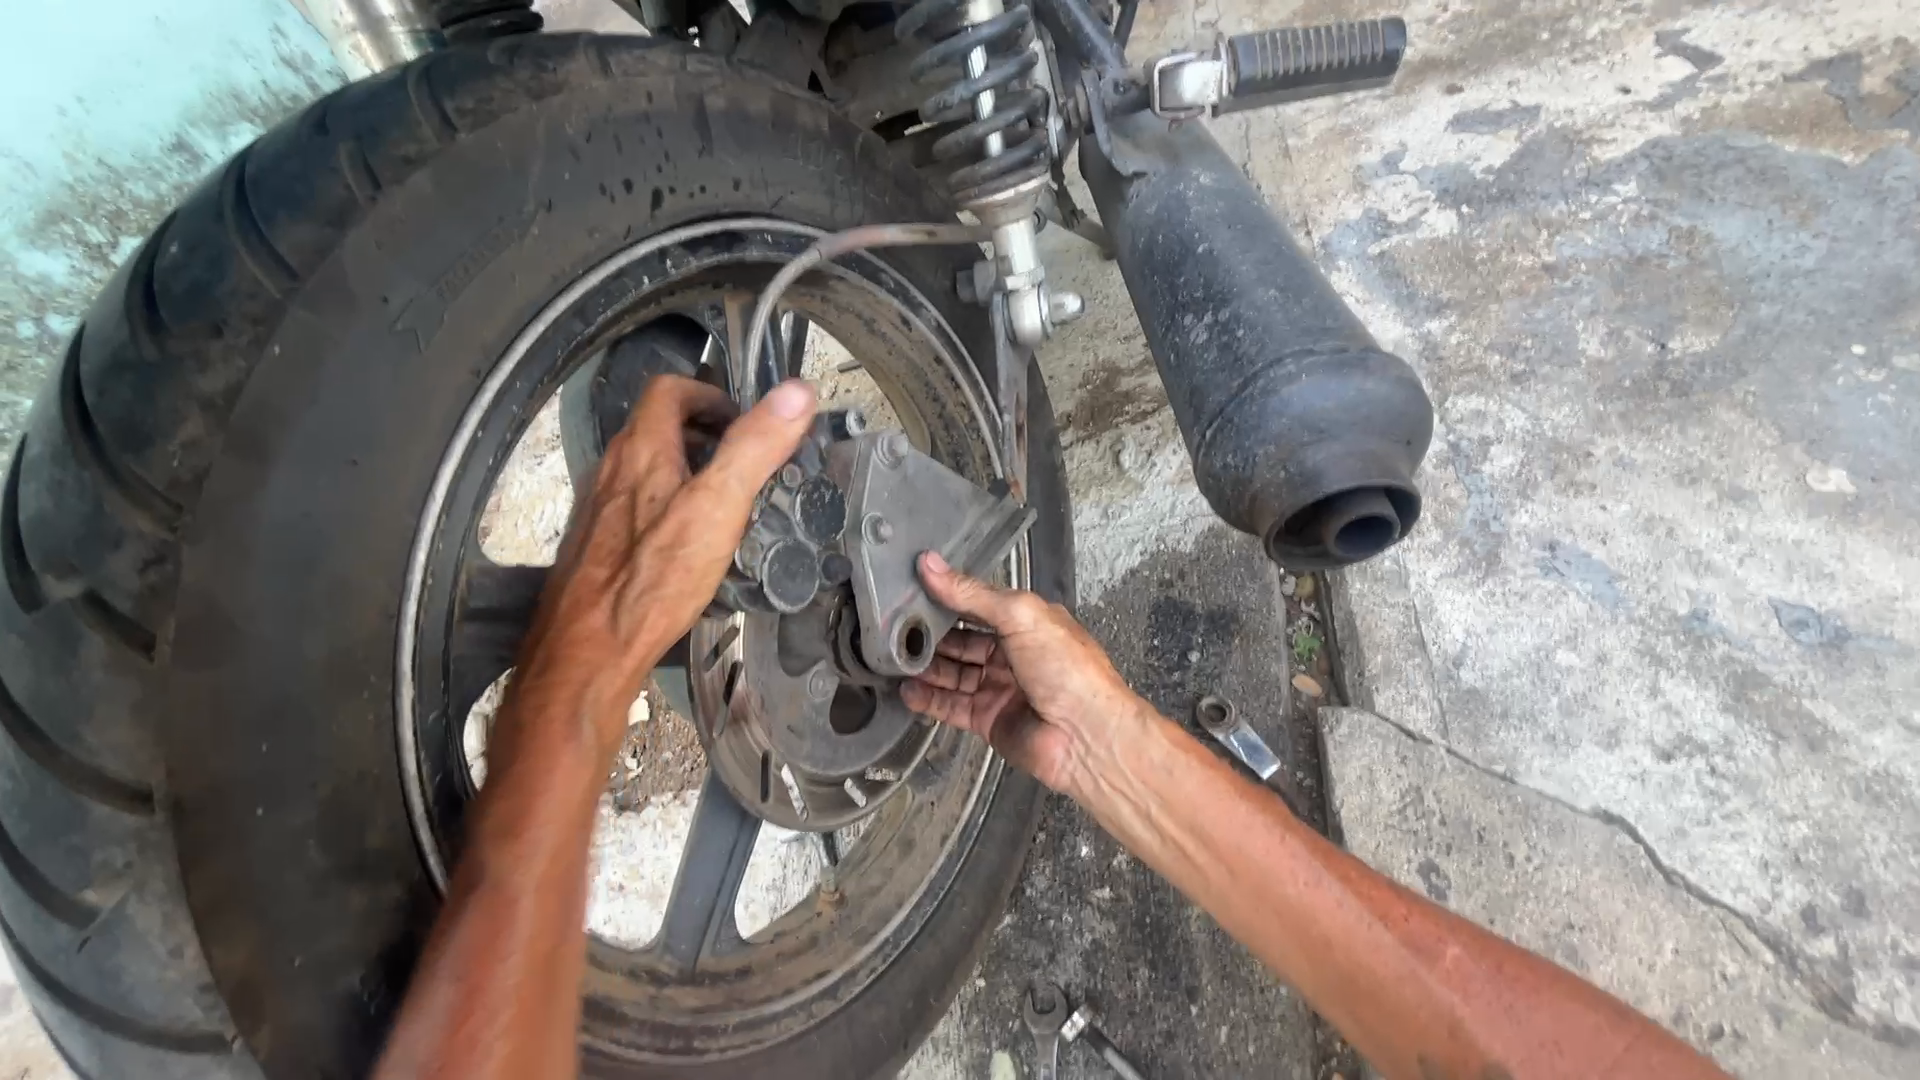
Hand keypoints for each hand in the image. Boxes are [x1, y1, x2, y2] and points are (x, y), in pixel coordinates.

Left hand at [503, 375, 815, 756]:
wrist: (588, 649)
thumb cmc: (655, 578)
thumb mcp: (718, 506)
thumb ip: (754, 447)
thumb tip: (797, 392)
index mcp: (641, 450)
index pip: (669, 390)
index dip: (709, 394)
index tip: (743, 421)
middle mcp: (613, 470)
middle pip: (658, 428)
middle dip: (705, 433)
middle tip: (744, 462)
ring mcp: (601, 508)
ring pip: (647, 468)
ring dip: (687, 469)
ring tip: (726, 501)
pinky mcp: (599, 544)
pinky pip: (638, 505)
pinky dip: (669, 505)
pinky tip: (691, 544)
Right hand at [902, 552, 1149, 794]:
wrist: (1086, 735)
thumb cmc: (1067, 668)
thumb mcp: (1020, 615)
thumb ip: (972, 594)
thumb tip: (931, 565)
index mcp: (1027, 622)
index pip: (978, 604)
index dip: (948, 597)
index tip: (912, 588)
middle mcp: (1013, 653)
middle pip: (962, 640)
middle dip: (931, 634)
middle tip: (893, 626)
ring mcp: (1000, 687)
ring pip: (953, 673)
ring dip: (925, 666)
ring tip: (892, 657)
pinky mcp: (989, 719)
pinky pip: (952, 706)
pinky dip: (929, 699)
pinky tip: (907, 690)